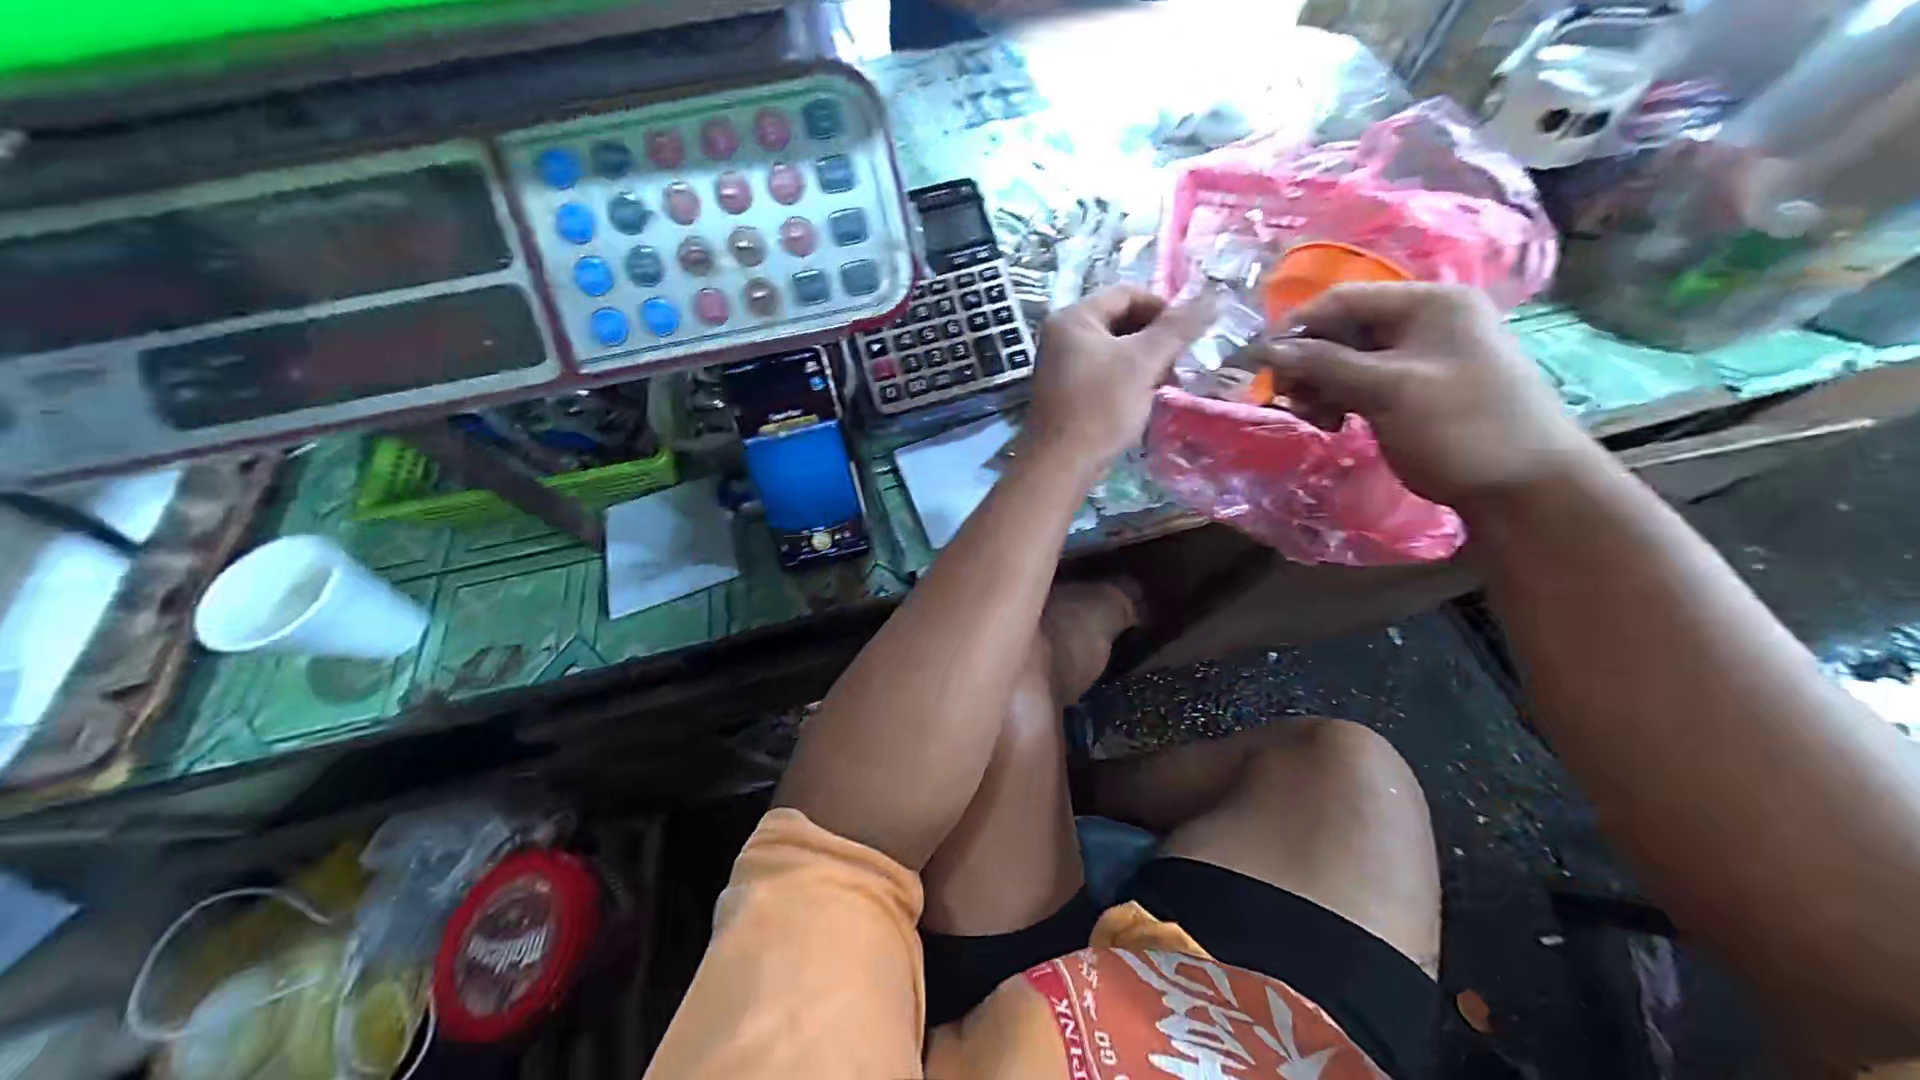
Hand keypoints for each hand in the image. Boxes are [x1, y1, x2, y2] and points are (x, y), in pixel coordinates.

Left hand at [1028, 285, 1210, 468]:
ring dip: (1145, 360)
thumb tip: (1210, 299)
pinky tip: (1145, 396)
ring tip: (1167, 381)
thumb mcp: (1143, 363)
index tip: (1188, 333)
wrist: (1061, 464)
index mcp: (1074, 318)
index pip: (1127, 294)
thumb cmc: (1100, 407)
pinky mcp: (1067, 391)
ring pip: (1115, 349)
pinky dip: (1128, 378)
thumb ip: (1176, 328)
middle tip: (1179, 361)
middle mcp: (1062, 335)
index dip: (1163, 308)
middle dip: (1155, 337)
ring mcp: (1061, 365)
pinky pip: (1104, 372)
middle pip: (1121, 320)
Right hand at [1256, 283, 1601, 508]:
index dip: (1298, 328)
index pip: (1343, 299)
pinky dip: (1339, 400)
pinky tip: (1333, 422)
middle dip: (1308, 363)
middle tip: (1288, 400)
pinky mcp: (1412, 390)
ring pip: (1346, 360)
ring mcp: (1419, 357)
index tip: (1261, 364)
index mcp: (1428, 303)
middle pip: (1342, 330)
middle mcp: (1423, 321)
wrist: (1524, 486)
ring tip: (1314, 417)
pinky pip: (1360, 384)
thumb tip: (1264, 349)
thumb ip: (1324, 364)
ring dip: (1319, 386)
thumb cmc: (1461, 425)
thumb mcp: (1389, 389)